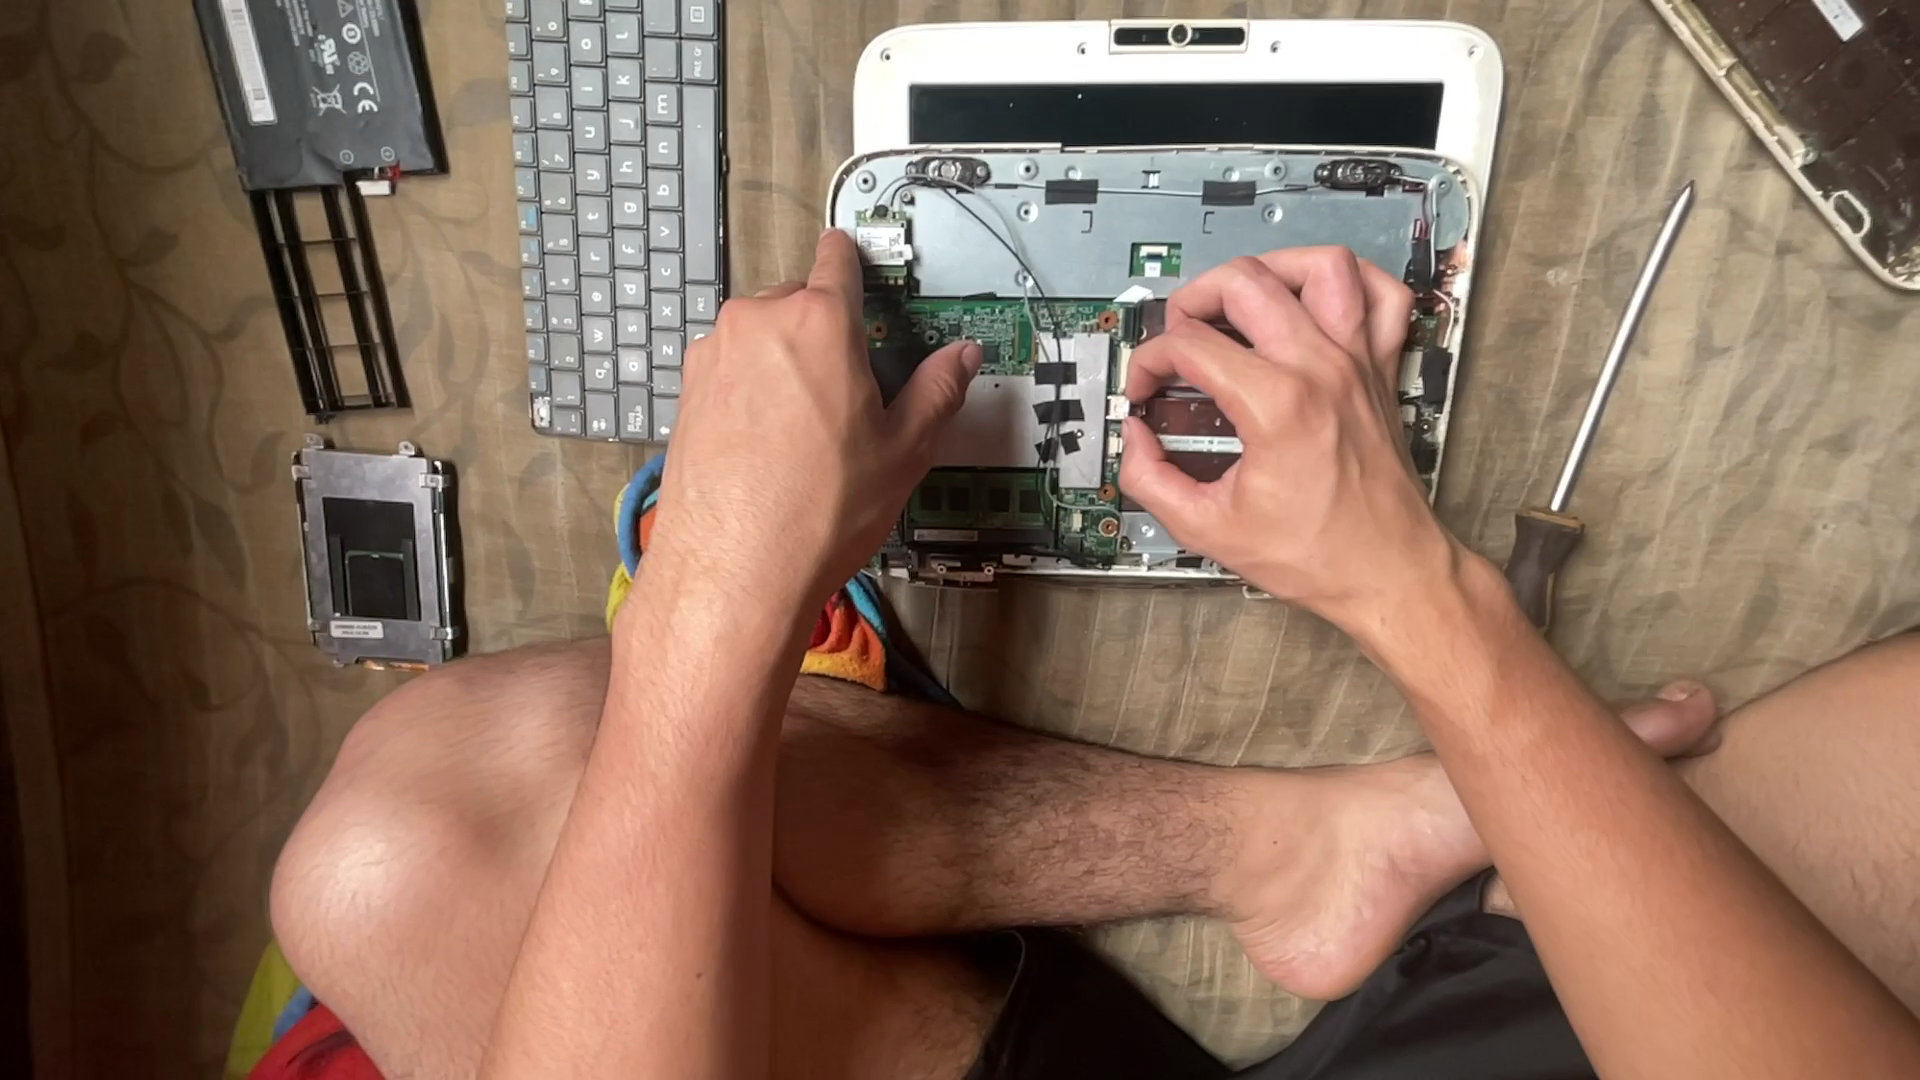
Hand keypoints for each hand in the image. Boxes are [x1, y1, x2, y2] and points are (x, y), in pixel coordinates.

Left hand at [648, 229, 982, 607]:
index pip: (838, 258)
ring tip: (807, 430)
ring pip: (763, 336)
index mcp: (818, 322)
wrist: (733, 572)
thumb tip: (960, 358)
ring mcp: (713, 356)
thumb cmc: (817, 512)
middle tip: (848, 391)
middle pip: (801, 301)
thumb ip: (937, 390)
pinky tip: (768, 443)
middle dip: (826, 332)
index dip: (855, 262)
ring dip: (787, 361)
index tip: (861, 271)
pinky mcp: (686, 390)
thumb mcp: (903, 451)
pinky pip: (731, 368)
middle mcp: (757, 323)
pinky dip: (752, 388)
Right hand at [1118, 247, 1455, 627]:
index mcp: (1276, 406)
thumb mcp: (1207, 528)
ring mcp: (1357, 362)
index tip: (1143, 389)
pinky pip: (1381, 294)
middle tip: (1176, 335)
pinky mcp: (1380, 369)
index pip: (1191, 346)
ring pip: (1319, 267)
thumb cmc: (1315, 553)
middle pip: (1245, 283)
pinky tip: (1311, 297)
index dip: (1149, 362)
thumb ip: (1150, 480)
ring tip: (1236, 298)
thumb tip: (1133, 439)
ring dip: (1267, 270)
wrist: (1386, 570)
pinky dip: (1346, 280)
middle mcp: (1320, 370)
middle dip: (1192, 300)